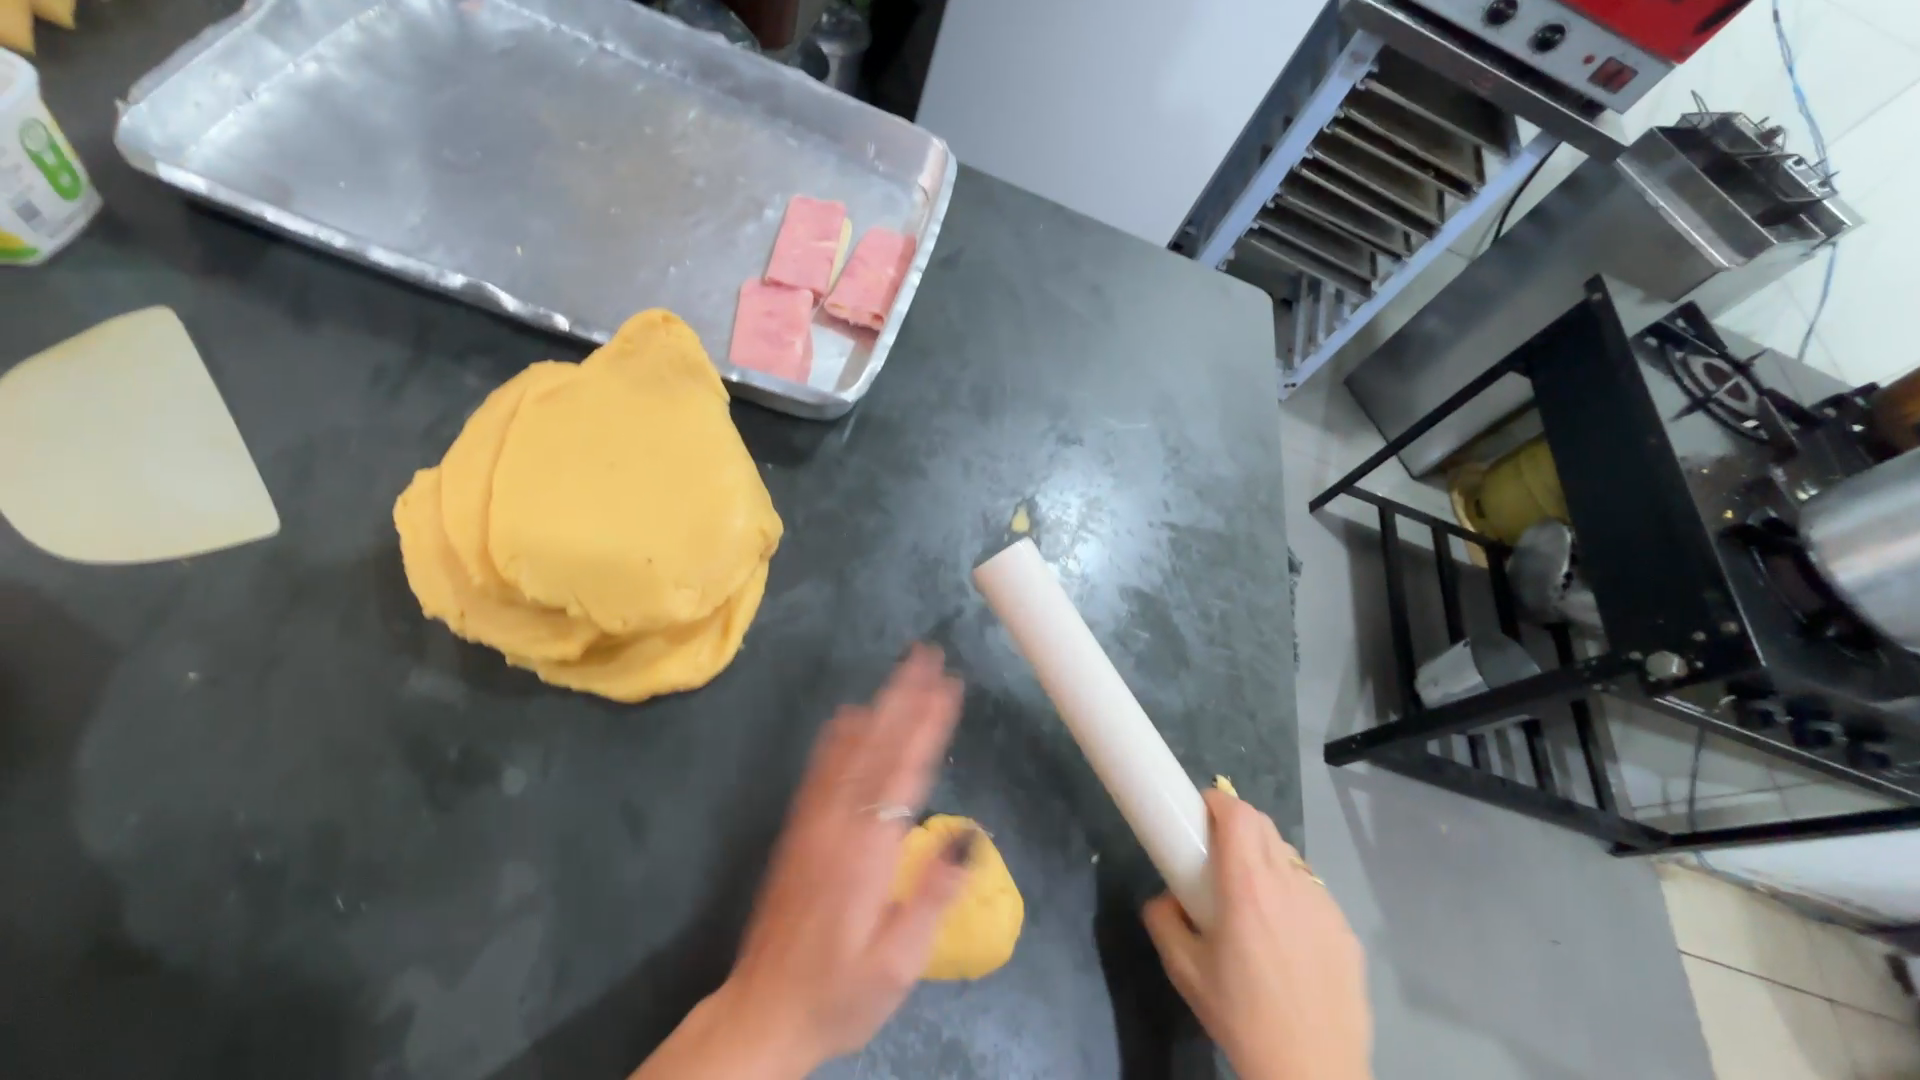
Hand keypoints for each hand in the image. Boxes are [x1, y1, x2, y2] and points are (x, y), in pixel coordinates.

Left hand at [632, 645, 971, 1078]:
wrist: (763, 1013)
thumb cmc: (840, 995)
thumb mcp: (898, 963)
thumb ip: (931, 896)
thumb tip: (967, 836)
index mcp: (867, 855)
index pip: (904, 774)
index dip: (927, 726)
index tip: (948, 687)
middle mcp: (836, 828)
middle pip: (876, 750)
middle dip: (904, 699)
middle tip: (926, 657)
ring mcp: (811, 827)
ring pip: (848, 754)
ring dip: (877, 708)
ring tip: (900, 672)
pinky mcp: (797, 834)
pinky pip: (819, 773)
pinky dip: (837, 738)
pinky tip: (848, 716)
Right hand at [1142, 789, 1371, 1079]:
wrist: (1312, 1069)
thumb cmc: (1240, 1016)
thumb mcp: (1183, 970)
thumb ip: (1163, 920)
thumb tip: (1166, 898)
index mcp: (1247, 887)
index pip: (1237, 814)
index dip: (1217, 803)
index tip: (1199, 813)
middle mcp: (1289, 884)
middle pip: (1264, 825)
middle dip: (1237, 824)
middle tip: (1216, 853)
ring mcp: (1324, 905)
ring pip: (1290, 858)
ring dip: (1266, 860)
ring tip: (1252, 902)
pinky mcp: (1346, 931)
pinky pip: (1313, 893)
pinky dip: (1292, 896)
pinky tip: (1286, 940)